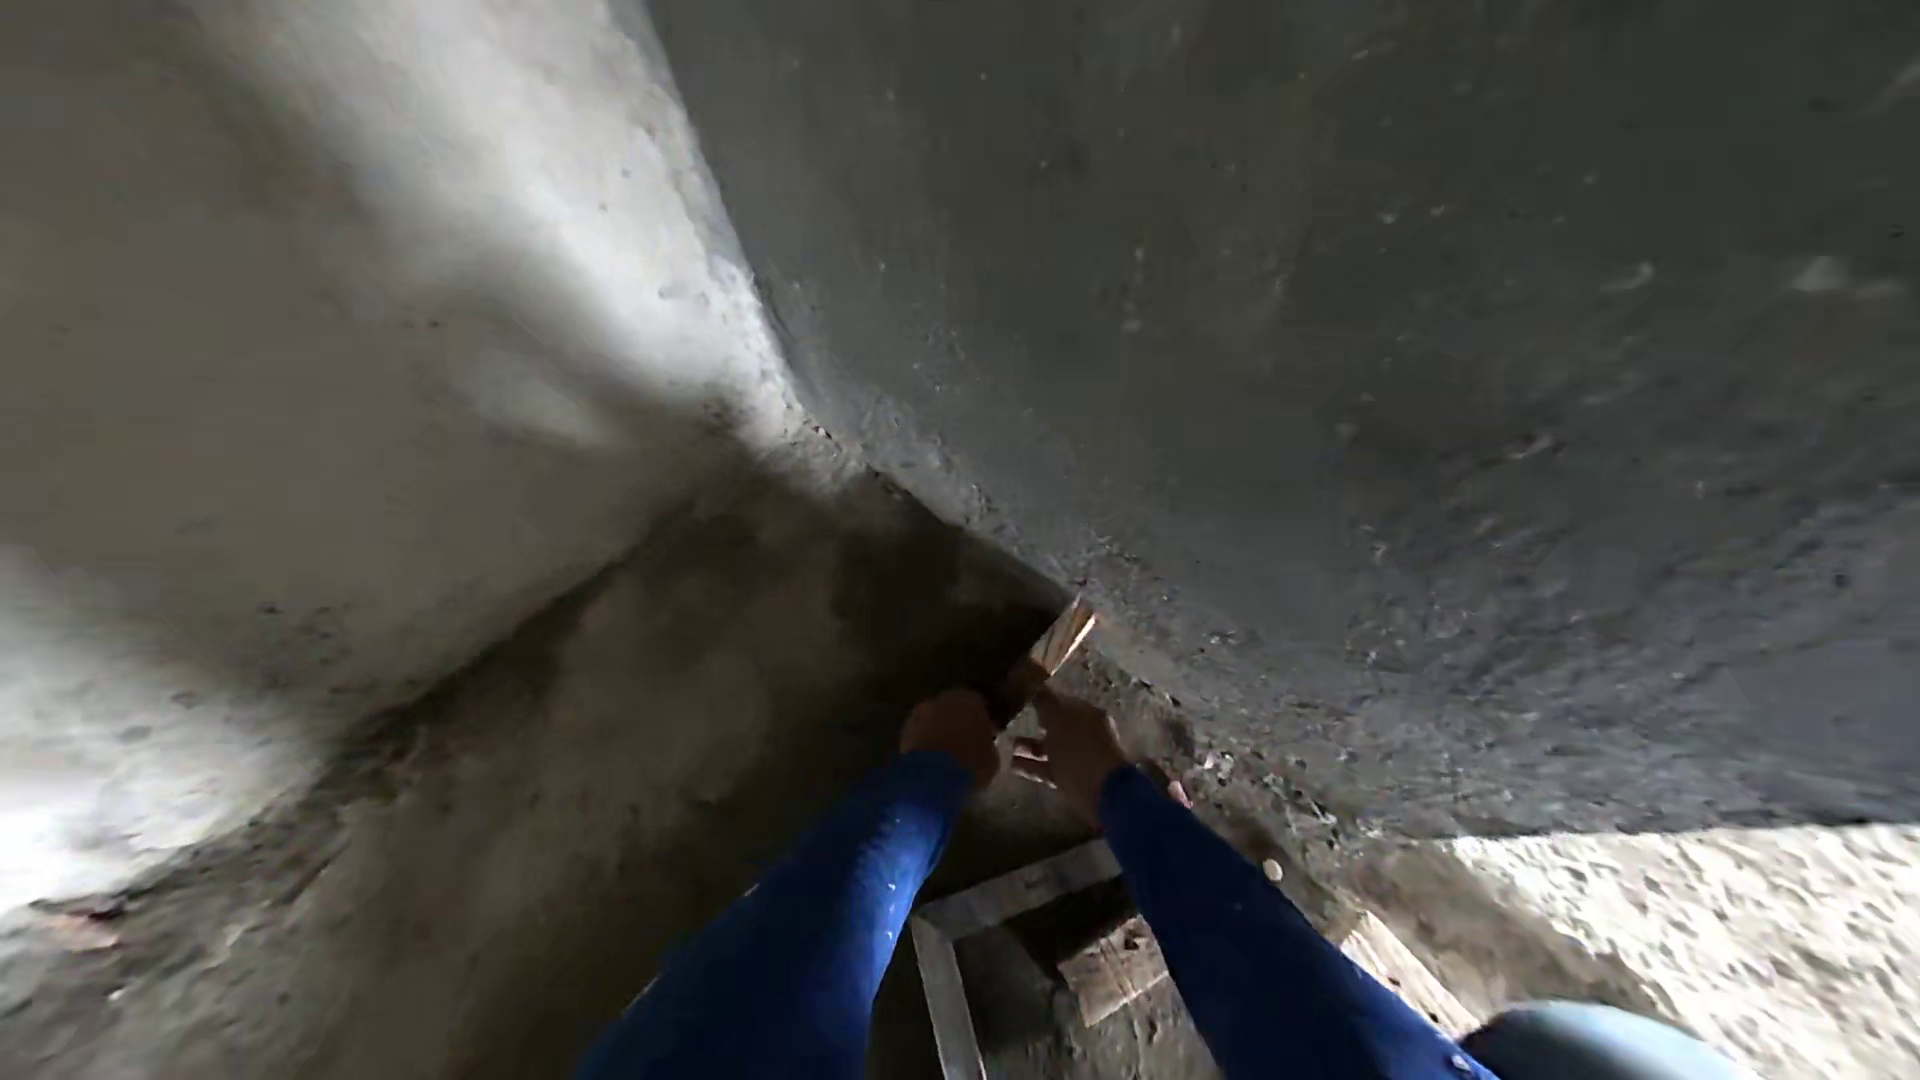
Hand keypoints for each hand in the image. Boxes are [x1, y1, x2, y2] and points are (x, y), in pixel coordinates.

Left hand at [901, 688, 1000, 789]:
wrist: (932, 777)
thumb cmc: (970, 764)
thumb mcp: (992, 760)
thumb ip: (988, 746)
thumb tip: (985, 747)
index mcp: (970, 699)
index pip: (978, 705)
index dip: (980, 722)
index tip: (983, 737)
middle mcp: (944, 698)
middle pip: (952, 709)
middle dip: (956, 723)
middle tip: (962, 744)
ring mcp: (920, 712)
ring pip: (933, 719)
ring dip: (937, 731)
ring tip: (944, 754)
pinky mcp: (903, 729)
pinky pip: (919, 733)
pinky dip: (924, 742)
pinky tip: (930, 760)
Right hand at [1010, 689, 1129, 824]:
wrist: (1101, 792)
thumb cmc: (1078, 747)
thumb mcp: (1058, 718)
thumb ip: (1045, 701)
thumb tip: (1036, 686)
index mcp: (1086, 713)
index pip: (1062, 701)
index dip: (1042, 699)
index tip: (1022, 698)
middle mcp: (1084, 733)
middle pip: (1057, 725)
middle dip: (1036, 723)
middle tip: (1013, 721)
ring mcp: (1079, 757)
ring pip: (1051, 748)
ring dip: (1030, 747)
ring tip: (1009, 745)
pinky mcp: (1071, 780)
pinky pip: (1048, 768)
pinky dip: (1031, 766)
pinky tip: (1012, 765)